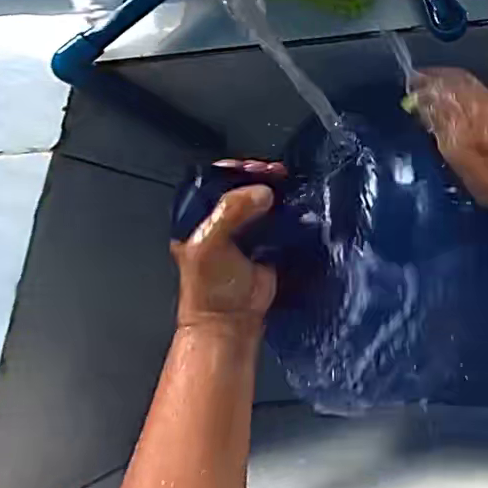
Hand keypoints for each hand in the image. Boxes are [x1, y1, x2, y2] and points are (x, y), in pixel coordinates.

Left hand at [171, 160, 281, 331]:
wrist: (232, 321)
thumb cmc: (209, 289)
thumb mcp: (210, 244)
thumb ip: (230, 212)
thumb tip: (261, 191)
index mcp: (196, 215)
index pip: (214, 179)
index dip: (232, 169)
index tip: (248, 167)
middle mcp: (219, 217)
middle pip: (240, 183)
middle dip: (256, 174)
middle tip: (269, 171)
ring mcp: (244, 227)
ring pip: (260, 195)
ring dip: (273, 185)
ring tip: (281, 178)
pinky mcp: (266, 237)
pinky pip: (278, 212)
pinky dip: (286, 202)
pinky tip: (290, 196)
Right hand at [407, 68, 487, 216]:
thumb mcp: (458, 149)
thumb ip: (441, 120)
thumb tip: (422, 99)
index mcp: (479, 103)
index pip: (449, 78)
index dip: (427, 78)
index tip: (409, 82)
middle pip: (458, 82)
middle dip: (435, 83)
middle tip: (414, 90)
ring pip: (466, 92)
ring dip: (446, 92)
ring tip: (426, 102)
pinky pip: (473, 103)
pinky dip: (456, 103)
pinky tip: (447, 116)